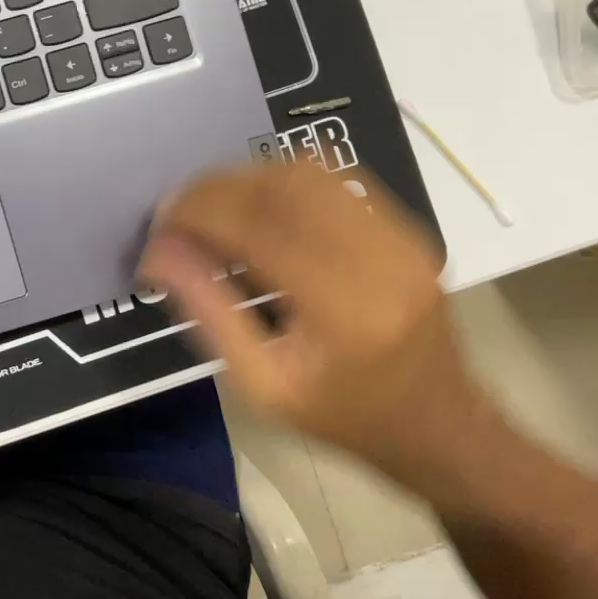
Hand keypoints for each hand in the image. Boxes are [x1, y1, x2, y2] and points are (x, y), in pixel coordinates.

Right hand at [139, 162, 502, 489]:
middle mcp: (380, 258)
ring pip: (309, 171)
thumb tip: (158, 253)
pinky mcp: (408, 228)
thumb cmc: (343, 418)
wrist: (439, 427)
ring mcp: (401, 237)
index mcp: (344, 310)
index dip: (198, 213)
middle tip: (179, 213)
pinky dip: (284, 182)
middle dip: (217, 189)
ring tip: (213, 208)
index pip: (258, 228)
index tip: (160, 223)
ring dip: (248, 179)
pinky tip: (259, 208)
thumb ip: (208, 312)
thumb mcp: (261, 385)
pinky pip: (336, 179)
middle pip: (282, 185)